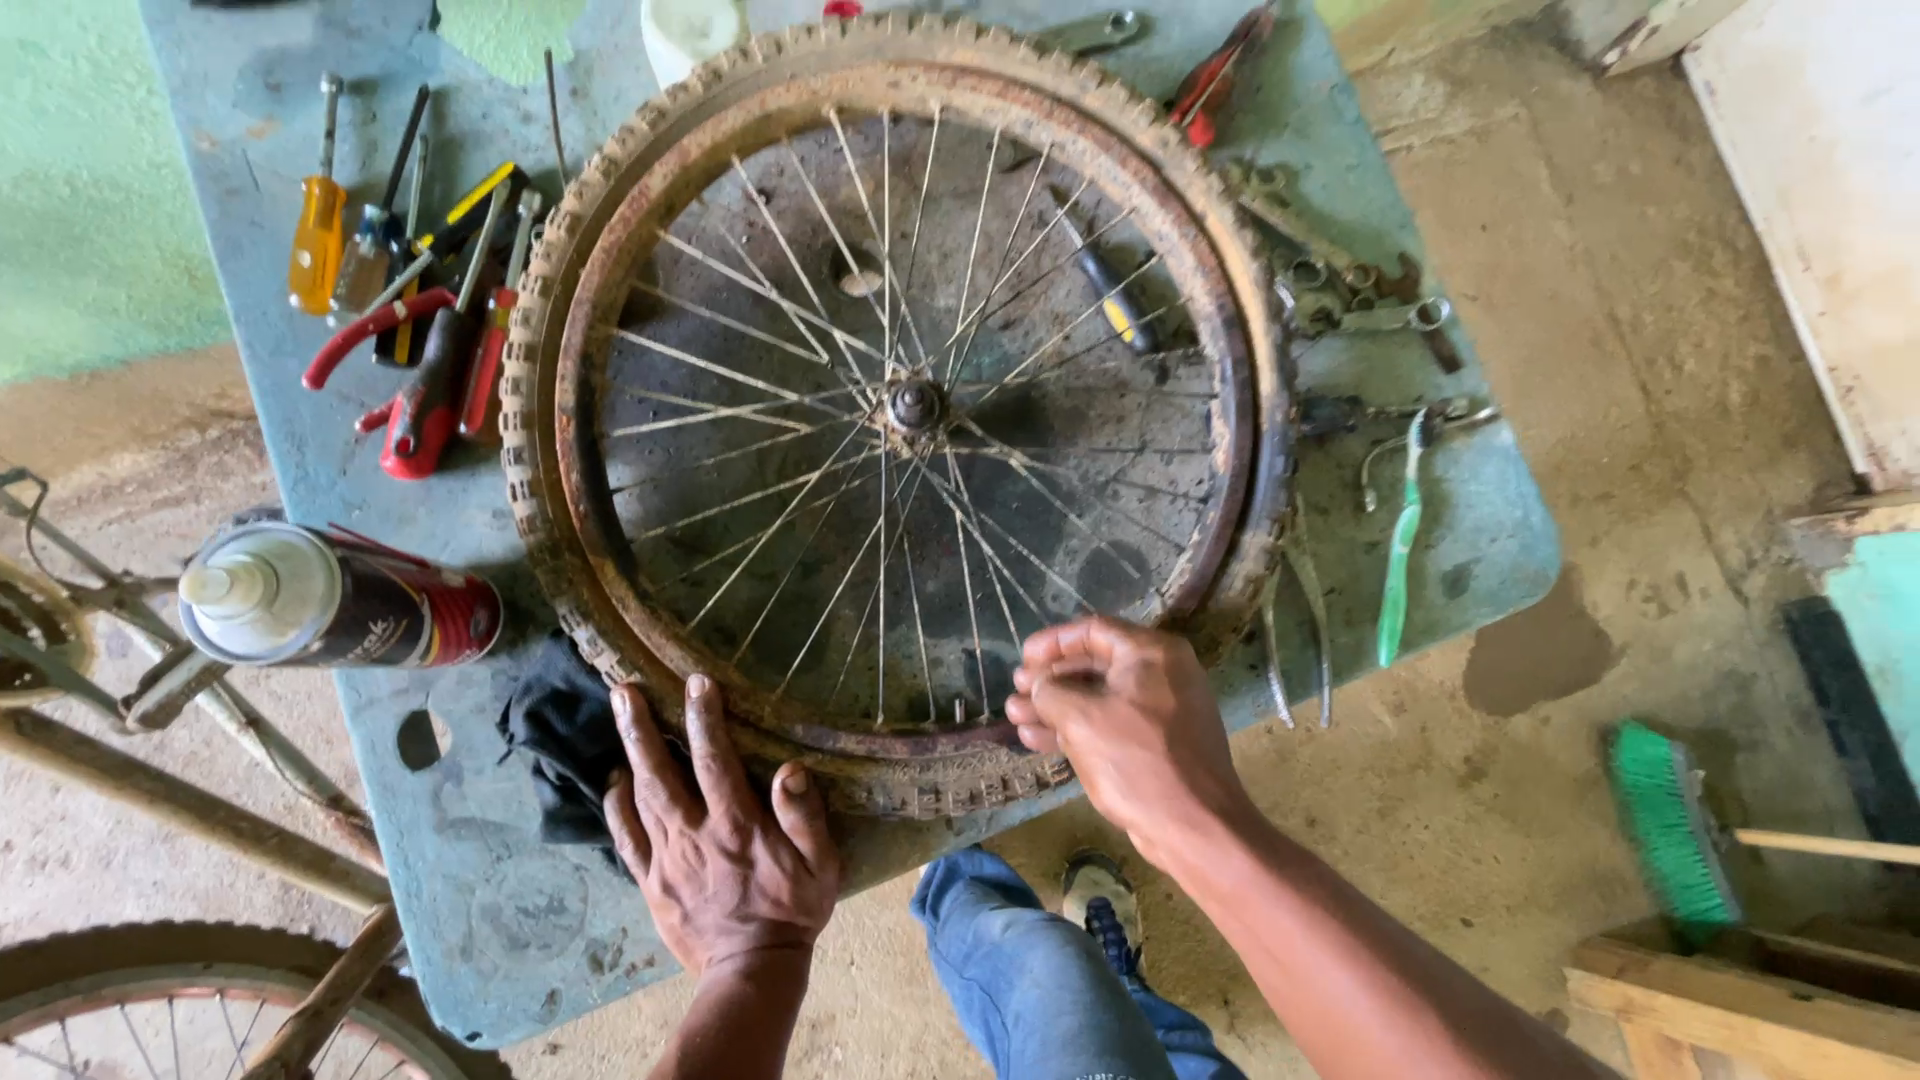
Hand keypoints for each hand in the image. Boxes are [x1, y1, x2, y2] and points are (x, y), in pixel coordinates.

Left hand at [603, 674, 840, 975]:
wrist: (753, 970)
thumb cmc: (794, 910)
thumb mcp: (821, 864)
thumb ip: (805, 816)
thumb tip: (790, 769)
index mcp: (737, 825)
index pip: (714, 759)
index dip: (704, 717)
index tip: (695, 681)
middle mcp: (695, 835)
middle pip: (660, 772)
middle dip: (641, 727)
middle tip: (622, 688)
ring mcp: (667, 859)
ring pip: (640, 798)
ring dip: (627, 753)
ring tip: (616, 714)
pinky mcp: (651, 883)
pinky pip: (626, 839)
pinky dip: (616, 807)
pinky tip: (612, 782)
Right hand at [1004, 616, 1255, 863]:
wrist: (1194, 827)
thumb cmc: (1137, 759)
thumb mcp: (1081, 718)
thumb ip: (1051, 691)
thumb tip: (1039, 685)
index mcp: (1151, 653)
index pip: (1093, 630)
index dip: (1052, 642)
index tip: (1023, 659)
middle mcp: (1161, 673)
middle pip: (1094, 665)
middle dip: (1050, 680)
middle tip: (1016, 691)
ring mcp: (1161, 711)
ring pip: (1097, 698)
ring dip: (1055, 707)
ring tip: (1015, 718)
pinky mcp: (1156, 745)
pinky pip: (1109, 724)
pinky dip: (1075, 729)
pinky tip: (1036, 740)